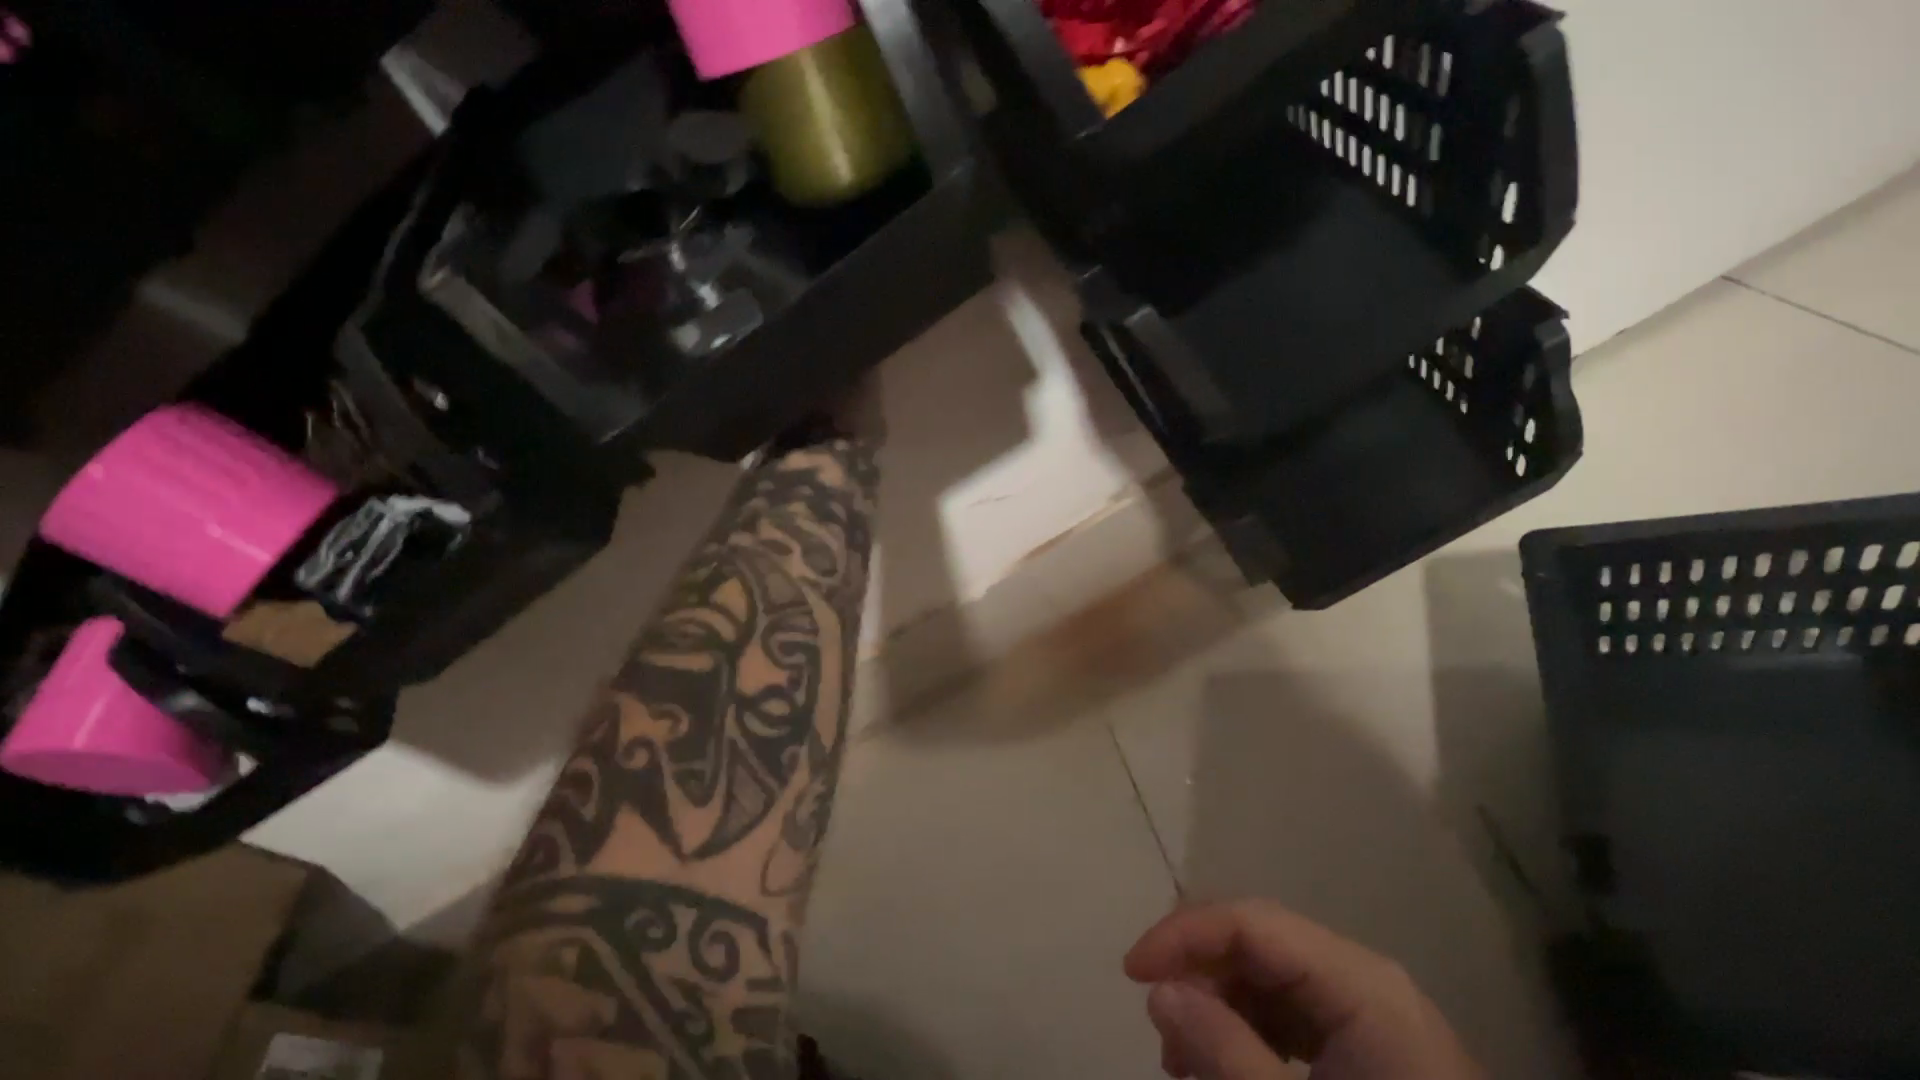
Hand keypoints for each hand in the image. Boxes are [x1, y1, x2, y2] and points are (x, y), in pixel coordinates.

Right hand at [1125, 901, 1485, 1079]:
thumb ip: (1225, 1051)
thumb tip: (1161, 990)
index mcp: (1359, 983)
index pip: (1251, 921)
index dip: (1182, 934)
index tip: (1130, 974)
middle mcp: (1365, 979)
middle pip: (1259, 944)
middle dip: (1199, 978)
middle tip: (1163, 1039)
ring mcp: (1372, 1013)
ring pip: (1271, 980)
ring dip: (1220, 1009)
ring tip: (1186, 1065)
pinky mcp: (1372, 1047)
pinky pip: (1294, 1016)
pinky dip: (1250, 1034)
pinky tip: (1228, 1068)